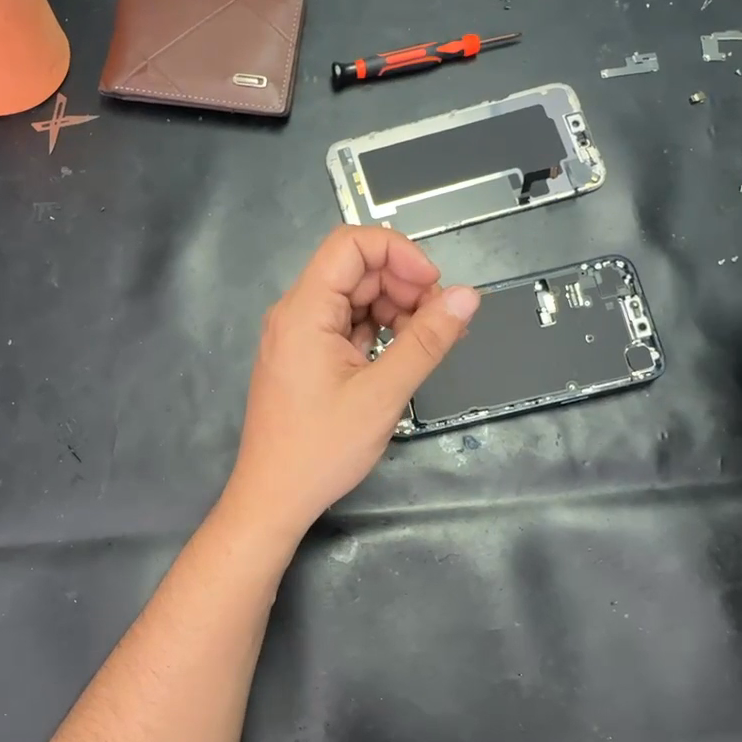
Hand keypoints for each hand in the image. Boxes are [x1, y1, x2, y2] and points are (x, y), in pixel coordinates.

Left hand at [224, 226, 479, 530]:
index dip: (398, 253)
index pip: (350, 244)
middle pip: (354, 270)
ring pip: (353, 298)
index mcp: (304, 311)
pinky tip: (401, 355)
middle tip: (439, 323)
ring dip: (394, 310)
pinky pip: (345, 326)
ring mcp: (297, 337)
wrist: (273, 497)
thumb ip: (426, 341)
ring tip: (426, 344)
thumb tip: (467, 297)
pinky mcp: (304, 358)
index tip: (433, 287)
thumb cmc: (320, 450)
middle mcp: (295, 314)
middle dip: (402, 285)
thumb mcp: (383, 394)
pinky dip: (377, 332)